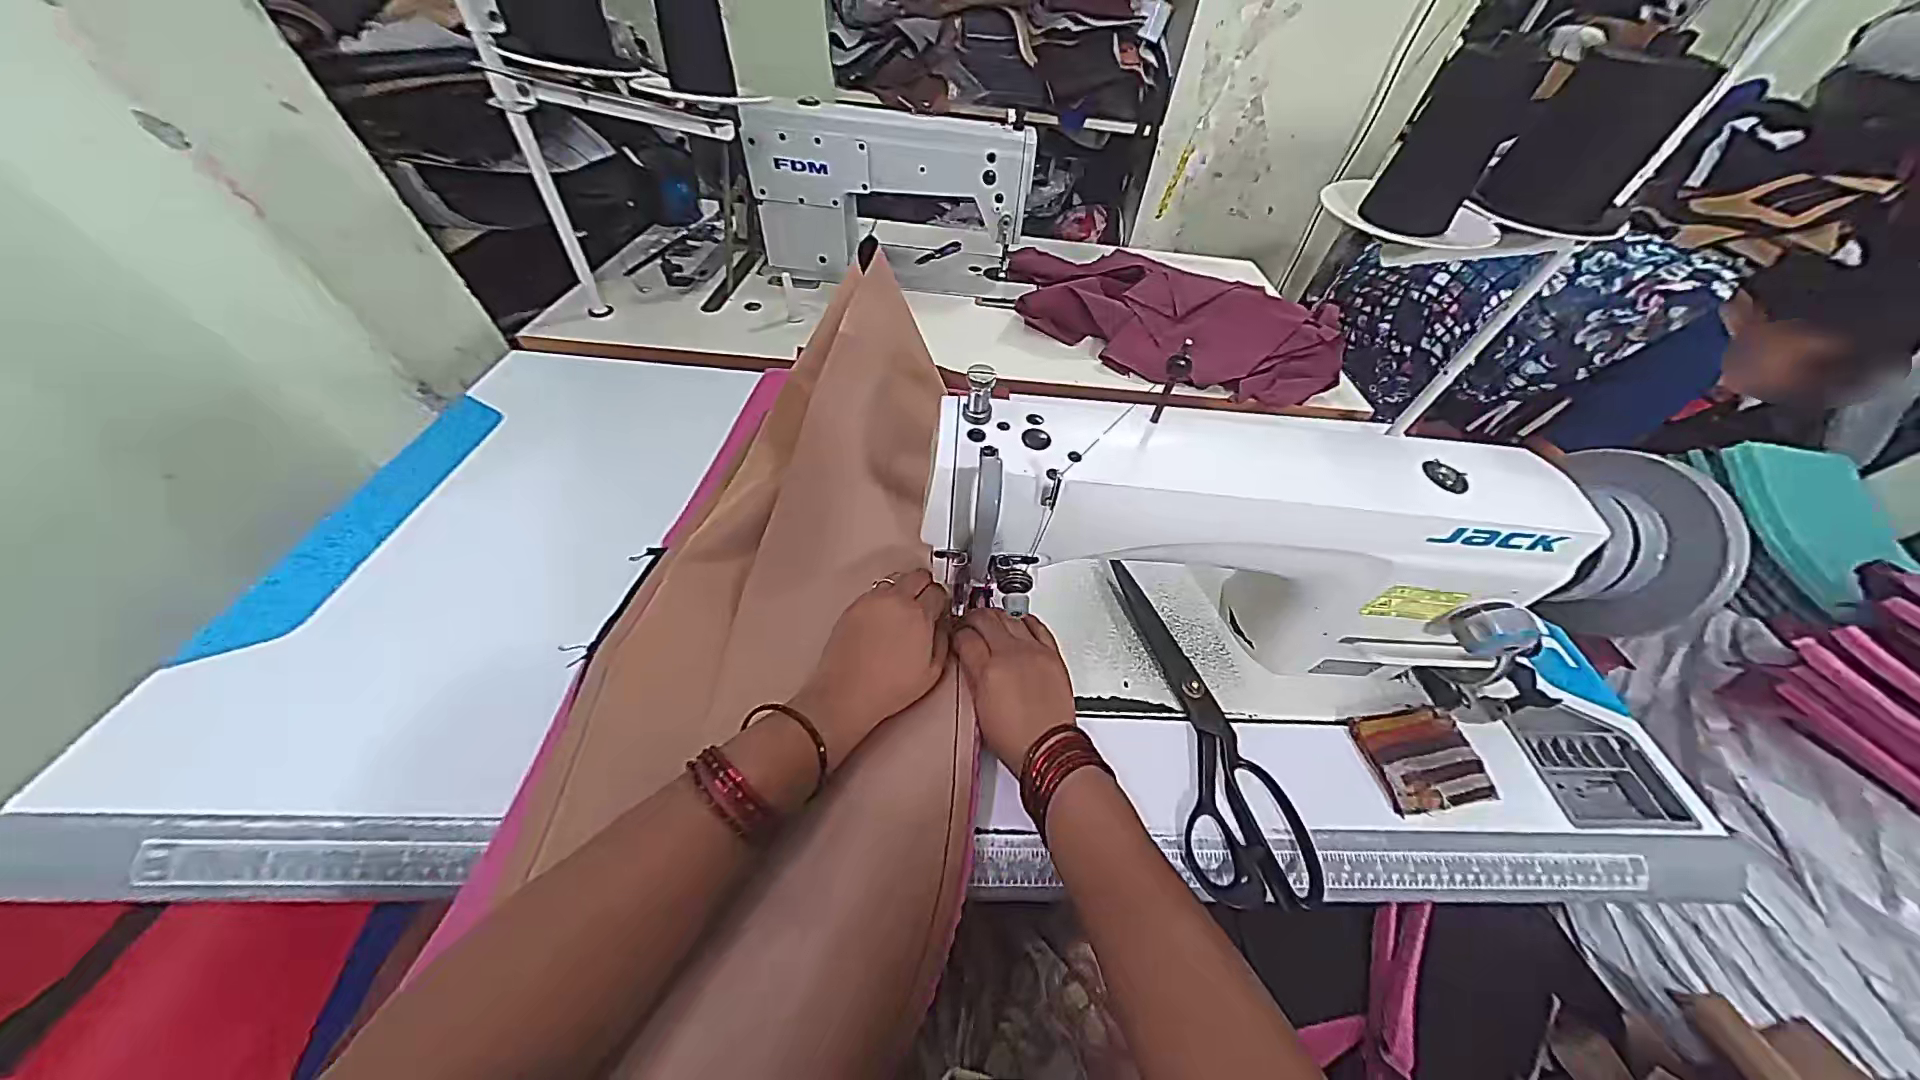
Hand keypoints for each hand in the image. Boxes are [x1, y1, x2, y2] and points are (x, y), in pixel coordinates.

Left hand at [789, 567, 951, 764]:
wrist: (847, 693)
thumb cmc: (886, 687)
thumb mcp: (932, 672)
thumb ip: (943, 641)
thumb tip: (943, 626)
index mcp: (919, 614)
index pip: (938, 590)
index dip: (941, 600)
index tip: (940, 608)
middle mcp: (895, 600)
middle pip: (918, 575)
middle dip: (925, 587)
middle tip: (925, 603)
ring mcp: (871, 601)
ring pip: (894, 580)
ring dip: (902, 591)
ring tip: (901, 614)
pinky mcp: (853, 607)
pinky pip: (874, 593)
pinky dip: (882, 600)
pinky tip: (882, 621)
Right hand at [953, 608, 1075, 767]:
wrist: (1048, 748)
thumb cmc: (1015, 739)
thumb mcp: (979, 709)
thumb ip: (972, 678)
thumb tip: (969, 662)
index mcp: (987, 671)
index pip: (964, 637)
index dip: (956, 633)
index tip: (956, 636)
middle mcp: (1010, 655)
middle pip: (985, 619)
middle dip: (972, 618)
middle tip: (969, 623)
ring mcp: (1033, 652)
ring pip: (1010, 617)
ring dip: (996, 617)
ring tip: (991, 621)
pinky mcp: (1052, 654)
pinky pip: (1037, 626)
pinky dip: (1024, 620)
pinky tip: (1019, 622)